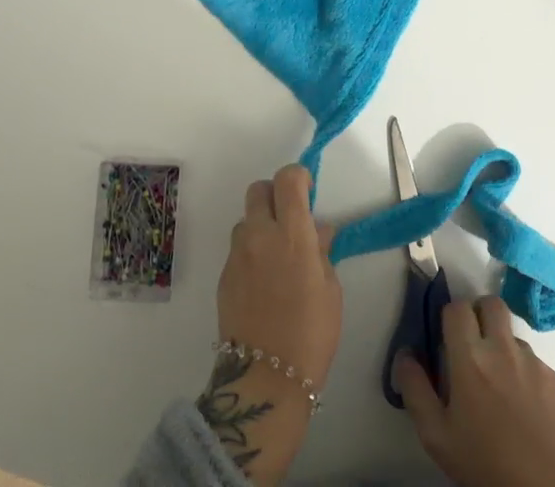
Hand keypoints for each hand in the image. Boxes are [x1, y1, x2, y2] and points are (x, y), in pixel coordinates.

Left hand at [198, 165, 341, 484]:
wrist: (266, 376)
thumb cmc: (312, 332)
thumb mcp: (331, 289)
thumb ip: (321, 251)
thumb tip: (317, 232)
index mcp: (291, 233)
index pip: (287, 179)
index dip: (298, 177)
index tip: (308, 191)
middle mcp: (258, 235)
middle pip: (258, 190)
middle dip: (275, 196)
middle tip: (291, 220)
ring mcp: (236, 254)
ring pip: (245, 221)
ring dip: (261, 227)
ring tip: (278, 258)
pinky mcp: (223, 275)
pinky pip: (238, 249)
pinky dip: (251, 253)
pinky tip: (264, 282)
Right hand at [395, 296, 554, 486]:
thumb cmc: (486, 463)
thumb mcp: (436, 435)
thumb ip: (414, 388)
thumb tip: (406, 354)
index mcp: (470, 358)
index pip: (457, 308)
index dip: (448, 317)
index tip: (446, 339)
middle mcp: (504, 350)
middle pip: (491, 304)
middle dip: (478, 314)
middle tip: (470, 344)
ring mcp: (534, 363)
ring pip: (512, 334)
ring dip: (501, 344)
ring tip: (496, 383)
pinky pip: (533, 360)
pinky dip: (522, 370)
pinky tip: (520, 405)